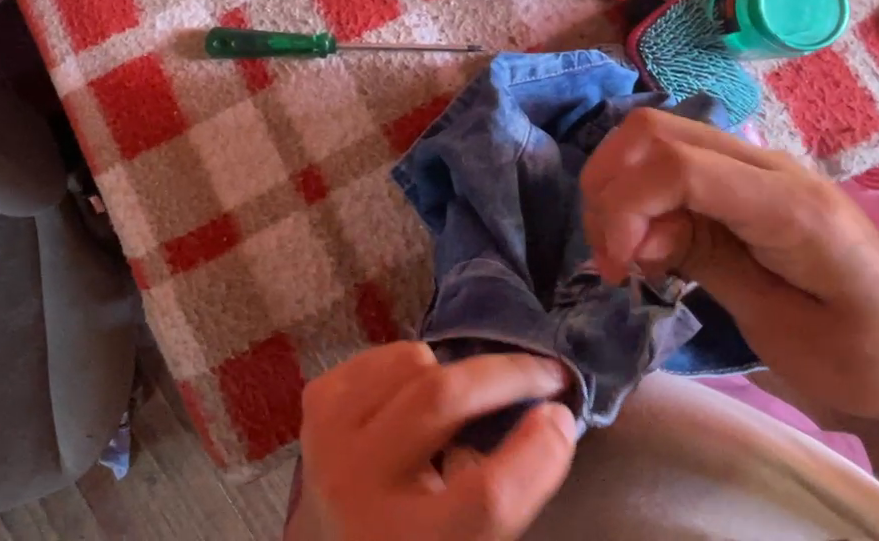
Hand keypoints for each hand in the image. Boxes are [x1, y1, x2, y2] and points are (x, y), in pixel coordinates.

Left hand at [288, 342, 577, 540]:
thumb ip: (500, 493)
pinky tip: (421, 394)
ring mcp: (328, 436)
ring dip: (454, 370)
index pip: (485, 498)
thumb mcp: (463, 538)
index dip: (537, 454)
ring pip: (411, 363)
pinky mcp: (316, 404)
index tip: (563, 416)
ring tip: (473, 395)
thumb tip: (547, 417)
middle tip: (547, 371)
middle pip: (440, 401)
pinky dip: (413, 364)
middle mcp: (358, 485)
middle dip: (506, 376)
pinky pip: (381, 355)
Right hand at [580, 110, 878, 463]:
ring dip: (617, 187)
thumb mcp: (781, 328)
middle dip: (610, 189)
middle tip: (611, 257)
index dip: (625, 205)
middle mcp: (769, 166)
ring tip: (624, 252)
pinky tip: (647, 243)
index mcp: (790, 205)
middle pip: (652, 132)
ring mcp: (757, 166)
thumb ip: (706, 263)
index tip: (617, 267)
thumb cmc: (868, 359)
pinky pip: (669, 159)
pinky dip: (637, 193)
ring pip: (652, 136)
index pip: (676, 163)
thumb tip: (636, 236)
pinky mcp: (744, 178)